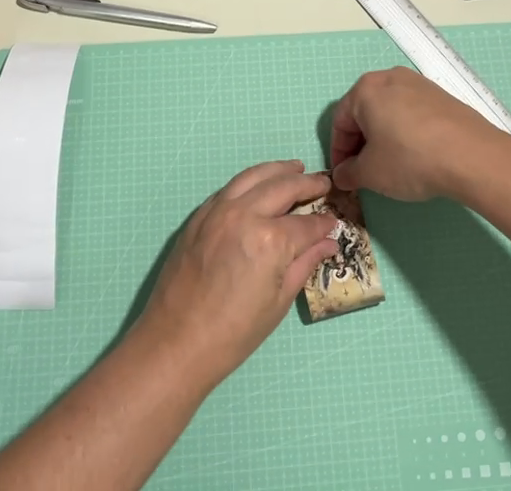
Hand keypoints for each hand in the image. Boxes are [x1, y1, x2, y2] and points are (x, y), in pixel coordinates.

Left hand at [133, 160, 337, 381]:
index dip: (324, 223)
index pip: (307, 224)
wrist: (176, 342)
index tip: (334, 222)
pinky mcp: (199, 216)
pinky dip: (250, 182)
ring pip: (253, 176)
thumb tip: (328, 242)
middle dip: (307, 184)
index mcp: (270, 240)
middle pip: (283, 187)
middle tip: (323, 183)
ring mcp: (217, 211)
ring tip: (295, 168)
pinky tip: (259, 186)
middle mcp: (244, 215)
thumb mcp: (279, 300)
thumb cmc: (233, 333)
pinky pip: (229, 188)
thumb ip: (305, 263)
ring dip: (278, 170)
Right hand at [329, 67, 509, 201]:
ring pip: (389, 111)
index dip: (338, 152)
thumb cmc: (410, 159)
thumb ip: (349, 173)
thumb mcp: (370, 174)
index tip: (344, 175)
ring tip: (390, 165)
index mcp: (366, 89)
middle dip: (360, 143)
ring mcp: (419, 84)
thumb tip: (343, 175)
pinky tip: (415, 156)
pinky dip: (405, 132)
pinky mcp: (441, 96)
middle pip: (364, 112)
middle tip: (364, 172)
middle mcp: (390, 78)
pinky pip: (412, 113)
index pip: (340, 121)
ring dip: (383, 137)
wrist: (472, 156)